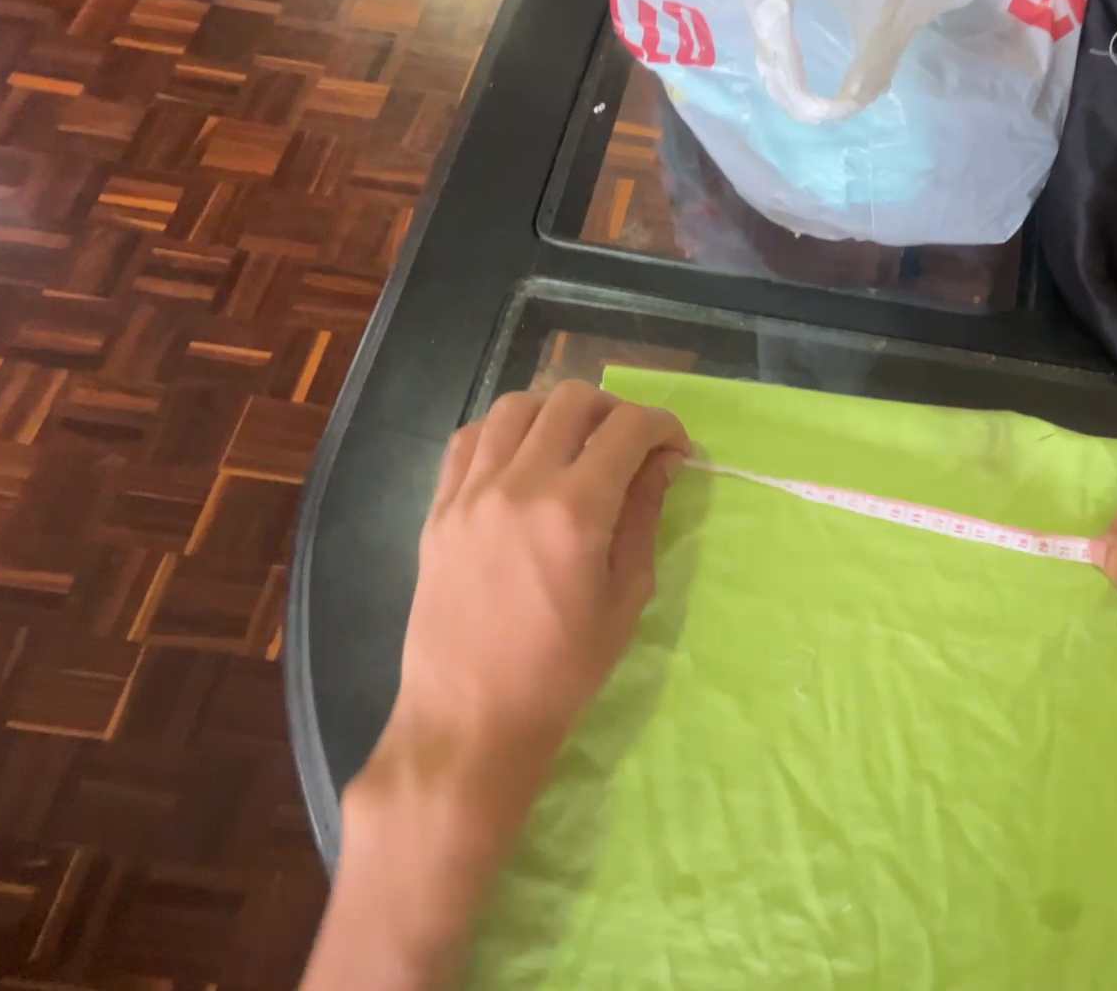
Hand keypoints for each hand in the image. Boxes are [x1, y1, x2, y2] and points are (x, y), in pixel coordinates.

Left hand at [388, 382, 688, 786]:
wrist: (471, 716)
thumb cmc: (565, 667)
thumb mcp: (627, 595)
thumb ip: (644, 516)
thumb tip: (661, 463)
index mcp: (575, 510)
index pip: (628, 428)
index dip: (665, 425)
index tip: (678, 449)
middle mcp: (518, 484)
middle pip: (572, 399)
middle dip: (617, 411)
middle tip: (633, 447)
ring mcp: (469, 492)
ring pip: (516, 406)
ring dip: (560, 412)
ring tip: (579, 446)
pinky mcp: (438, 509)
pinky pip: (470, 439)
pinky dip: (506, 431)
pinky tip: (524, 459)